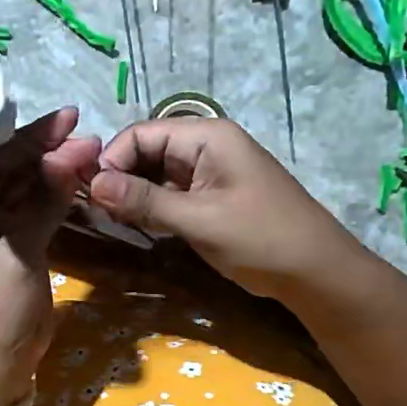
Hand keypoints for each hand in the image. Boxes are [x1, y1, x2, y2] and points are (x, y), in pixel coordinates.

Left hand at [0, 108, 100, 405]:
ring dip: (57, 172)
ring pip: (28, 189)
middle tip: (91, 137)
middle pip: (14, 171)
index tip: (71, 117)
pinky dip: (57, 196)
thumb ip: (44, 200)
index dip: (35, 138)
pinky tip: (78, 181)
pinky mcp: (16, 245)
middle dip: (51, 153)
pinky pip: (37, 210)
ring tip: (92, 153)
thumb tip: (72, 152)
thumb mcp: (19, 250)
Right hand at [88, 116, 366, 303]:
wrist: (315, 271)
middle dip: (122, 178)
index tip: (91, 196)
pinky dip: (156, 208)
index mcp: (207, 136)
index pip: (142, 134)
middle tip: (99, 214)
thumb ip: (144, 200)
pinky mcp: (215, 197)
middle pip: (148, 152)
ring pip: (159, 175)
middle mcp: (207, 146)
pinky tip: (142, 227)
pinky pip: (175, 194)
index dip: (112, 160)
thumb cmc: (259, 238)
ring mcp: (212, 172)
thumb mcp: (198, 220)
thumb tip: (93, 183)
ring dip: (137, 195)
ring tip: (115, 222)